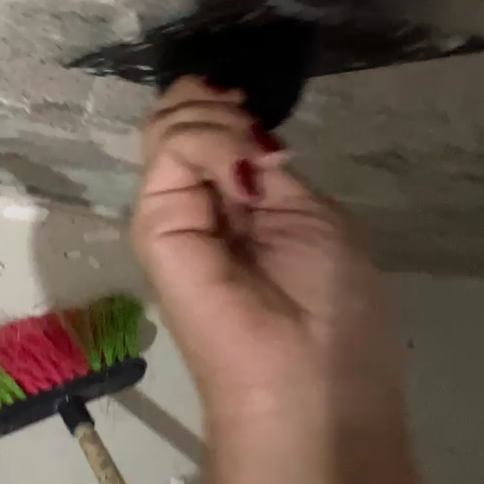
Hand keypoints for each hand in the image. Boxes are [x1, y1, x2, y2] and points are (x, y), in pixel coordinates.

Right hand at [132, 78, 401, 428]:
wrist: (304, 377)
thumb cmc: (331, 308)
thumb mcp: (310, 215)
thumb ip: (263, 168)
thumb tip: (234, 128)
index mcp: (236, 198)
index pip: (208, 128)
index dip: (221, 106)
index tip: (248, 109)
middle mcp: (197, 197)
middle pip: (181, 117)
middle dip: (216, 106)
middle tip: (253, 140)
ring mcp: (170, 206)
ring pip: (170, 125)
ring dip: (217, 124)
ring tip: (252, 167)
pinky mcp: (152, 218)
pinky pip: (169, 150)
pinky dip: (210, 143)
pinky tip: (243, 178)